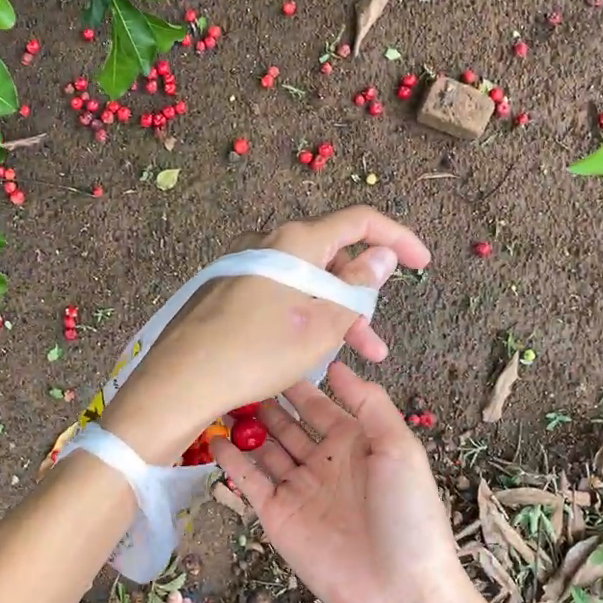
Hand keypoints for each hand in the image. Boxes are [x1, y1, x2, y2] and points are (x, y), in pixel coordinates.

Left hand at [101, 207, 430, 462]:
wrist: (180, 381)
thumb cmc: (256, 353)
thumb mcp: (320, 325)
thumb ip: (357, 286)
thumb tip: (381, 254)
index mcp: (295, 241)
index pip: (360, 220)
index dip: (398, 237)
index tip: (423, 263)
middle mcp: (266, 245)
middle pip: (330, 256)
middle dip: (361, 297)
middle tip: (373, 344)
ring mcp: (242, 269)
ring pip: (304, 283)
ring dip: (333, 315)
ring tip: (348, 359)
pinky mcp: (224, 294)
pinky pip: (277, 296)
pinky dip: (300, 318)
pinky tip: (303, 354)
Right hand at [208, 362, 465, 602]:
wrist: (400, 590)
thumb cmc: (408, 514)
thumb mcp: (399, 449)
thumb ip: (369, 404)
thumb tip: (337, 366)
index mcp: (354, 443)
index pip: (318, 405)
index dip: (296, 383)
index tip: (268, 355)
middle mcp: (323, 462)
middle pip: (286, 424)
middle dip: (263, 401)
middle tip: (234, 375)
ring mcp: (297, 488)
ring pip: (264, 449)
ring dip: (244, 426)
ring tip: (217, 398)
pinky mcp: (276, 515)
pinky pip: (249, 481)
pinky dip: (232, 460)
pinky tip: (215, 438)